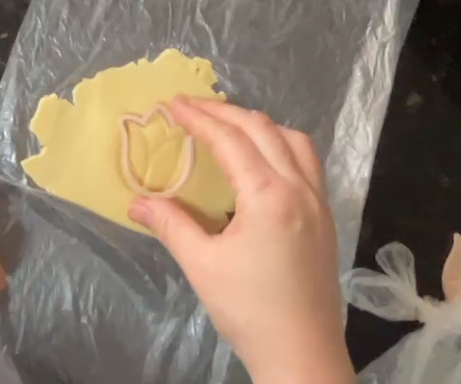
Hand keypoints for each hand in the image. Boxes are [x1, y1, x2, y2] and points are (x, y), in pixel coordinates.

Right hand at [130, 98, 353, 383]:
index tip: (174, 103)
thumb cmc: (250, 311)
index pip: (230, 140)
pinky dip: (281, 143)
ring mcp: (318, 200)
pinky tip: (263, 158)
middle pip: (262, 129)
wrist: (303, 358)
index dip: (200, 118)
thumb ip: (171, 225)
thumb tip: (135, 202)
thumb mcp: (203, 266)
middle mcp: (299, 187)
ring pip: (292, 139)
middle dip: (225, 112)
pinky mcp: (325, 216)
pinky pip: (307, 160)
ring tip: (228, 125)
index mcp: (269, 195)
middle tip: (192, 106)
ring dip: (258, 124)